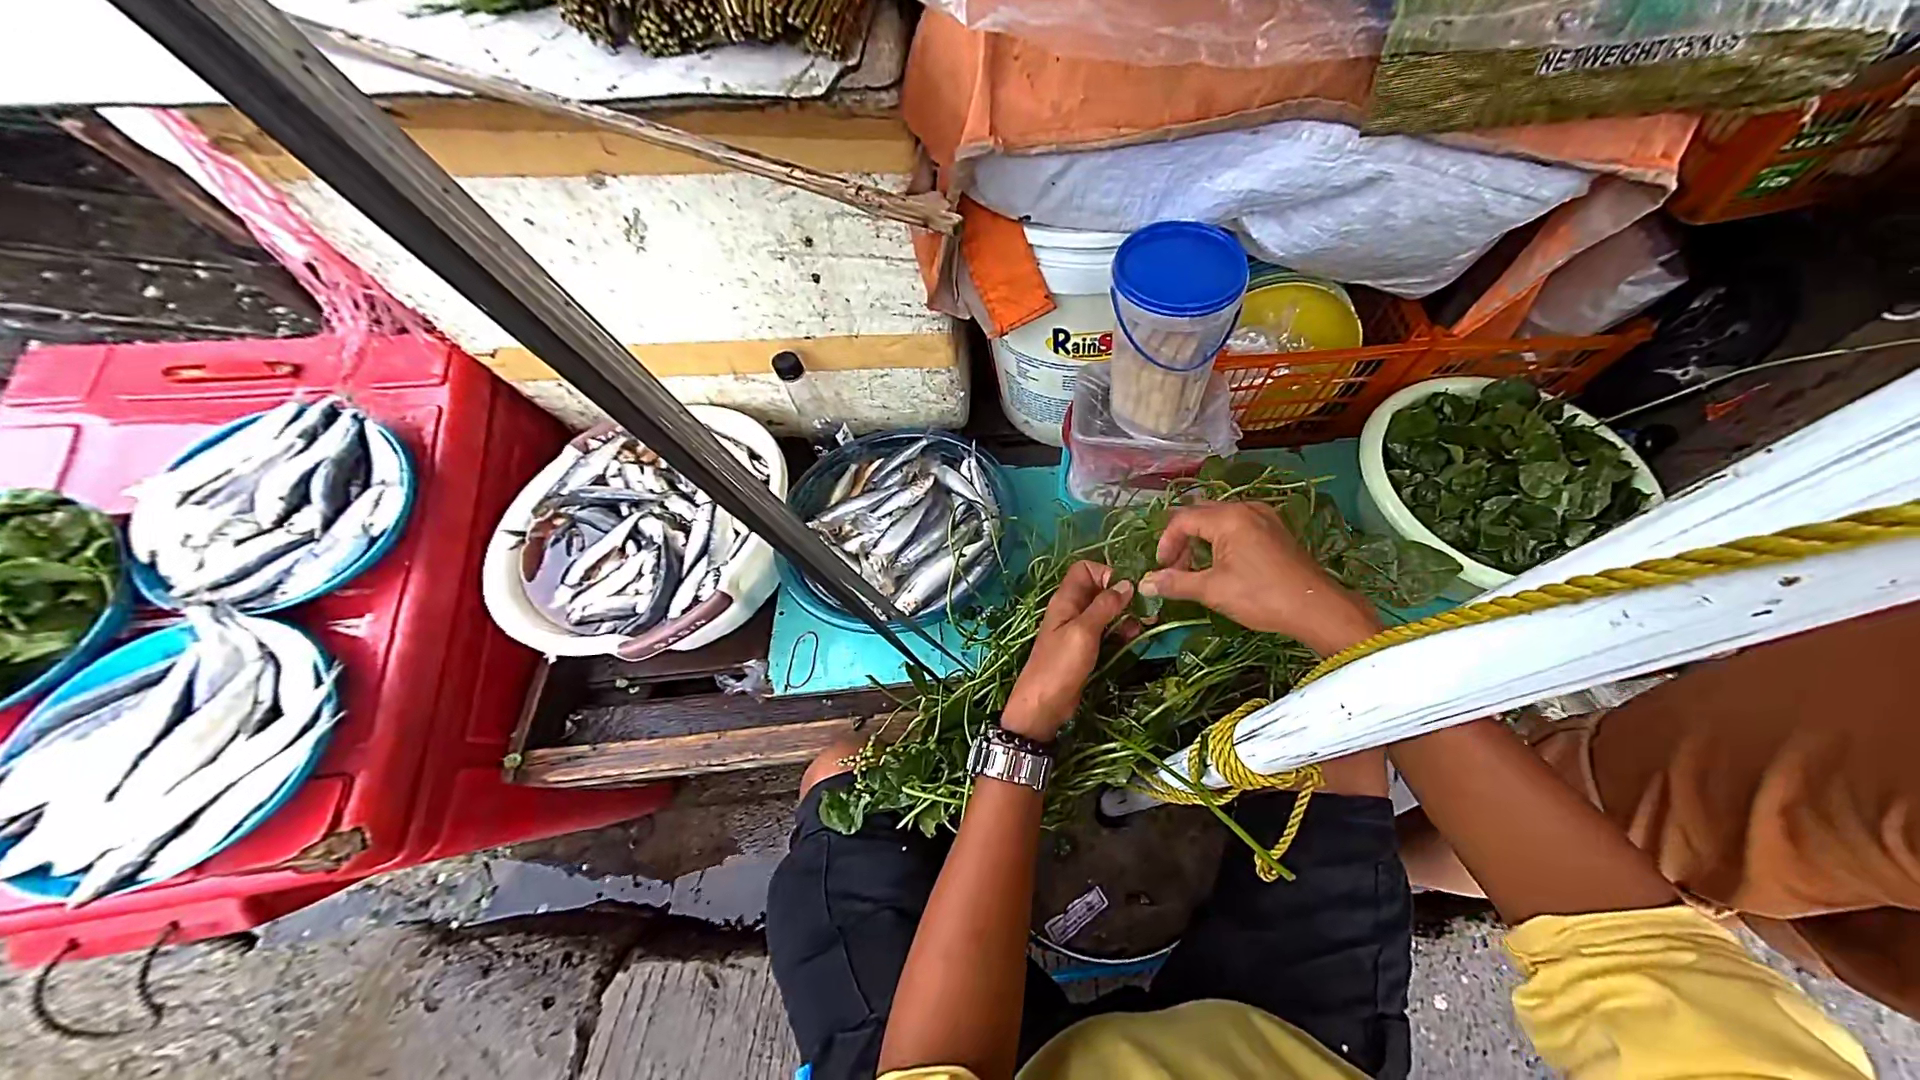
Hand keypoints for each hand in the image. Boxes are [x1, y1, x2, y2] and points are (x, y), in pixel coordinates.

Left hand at [1001, 561, 1134, 741]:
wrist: (1044, 705)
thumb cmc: (1060, 665)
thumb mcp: (1083, 631)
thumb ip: (1104, 606)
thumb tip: (1126, 583)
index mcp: (1065, 600)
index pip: (1085, 569)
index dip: (1105, 572)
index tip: (1126, 587)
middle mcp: (1071, 610)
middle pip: (1098, 589)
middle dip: (1121, 593)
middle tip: (1145, 607)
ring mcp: (1078, 629)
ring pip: (1105, 611)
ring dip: (1125, 613)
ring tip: (1145, 623)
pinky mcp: (1085, 648)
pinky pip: (1105, 631)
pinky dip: (1120, 630)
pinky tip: (1134, 637)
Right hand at [1140, 501, 1380, 655]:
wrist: (1316, 608)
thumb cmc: (1261, 596)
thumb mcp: (1212, 591)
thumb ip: (1175, 583)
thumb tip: (1145, 584)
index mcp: (1228, 518)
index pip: (1182, 520)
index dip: (1166, 543)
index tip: (1162, 568)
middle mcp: (1245, 509)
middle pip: (1199, 514)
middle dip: (1181, 540)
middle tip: (1175, 568)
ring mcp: (1263, 517)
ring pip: (1219, 519)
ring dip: (1200, 540)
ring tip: (1194, 568)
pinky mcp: (1275, 529)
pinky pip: (1237, 524)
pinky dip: (1220, 539)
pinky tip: (1220, 563)